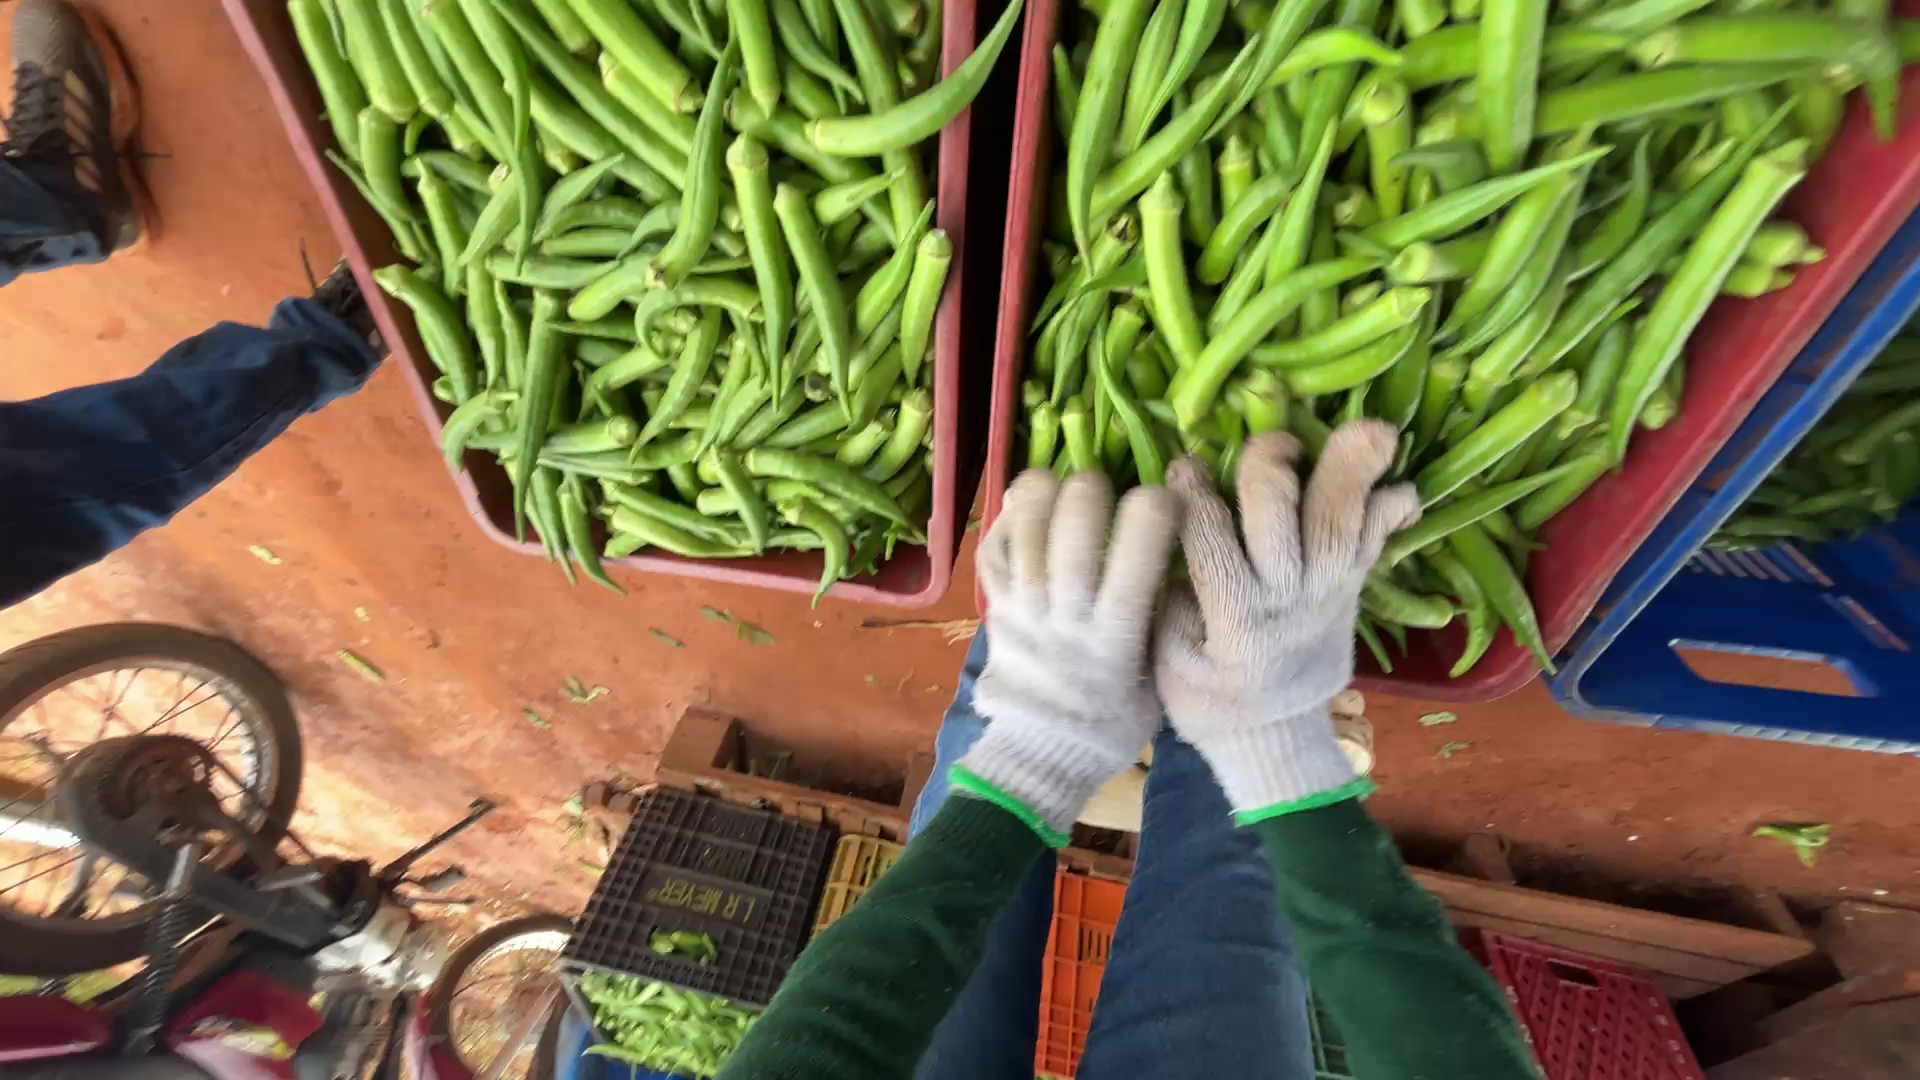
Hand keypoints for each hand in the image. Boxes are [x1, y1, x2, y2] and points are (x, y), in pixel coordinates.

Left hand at [958, 469, 1179, 841]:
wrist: (1038, 754)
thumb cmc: (1109, 725)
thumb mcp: (1155, 683)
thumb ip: (1160, 625)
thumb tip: (1168, 563)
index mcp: (1114, 637)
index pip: (1137, 559)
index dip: (1154, 513)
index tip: (1165, 498)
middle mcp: (1064, 615)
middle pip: (1072, 534)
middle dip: (1091, 494)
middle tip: (1101, 487)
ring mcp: (1022, 608)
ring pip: (1025, 534)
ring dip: (1042, 496)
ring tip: (1059, 483)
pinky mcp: (994, 608)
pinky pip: (991, 553)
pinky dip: (1005, 522)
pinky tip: (1023, 505)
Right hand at [1154, 423, 1419, 819]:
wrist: (1274, 734)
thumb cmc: (1204, 695)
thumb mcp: (1164, 656)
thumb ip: (1164, 597)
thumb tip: (1160, 532)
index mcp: (1233, 621)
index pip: (1212, 547)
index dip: (1198, 501)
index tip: (1183, 464)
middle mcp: (1287, 602)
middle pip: (1287, 529)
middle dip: (1275, 476)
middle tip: (1269, 442)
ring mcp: (1327, 596)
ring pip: (1341, 530)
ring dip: (1355, 478)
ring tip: (1374, 431)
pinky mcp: (1350, 592)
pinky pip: (1373, 545)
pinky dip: (1389, 512)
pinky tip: (1399, 486)